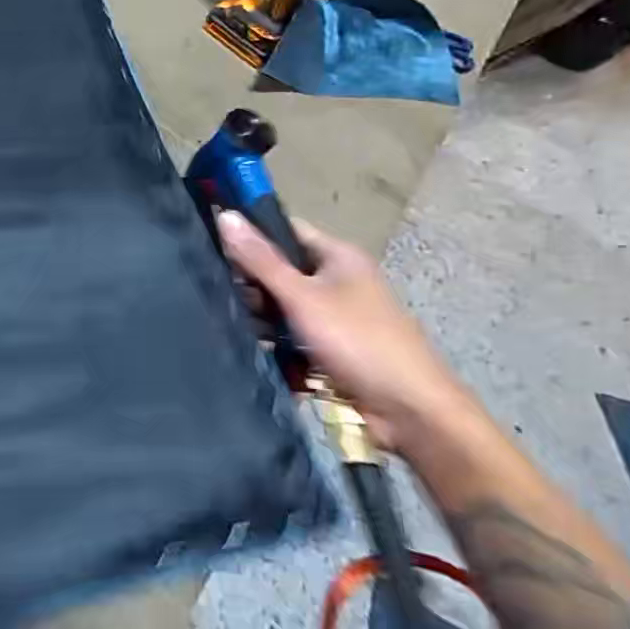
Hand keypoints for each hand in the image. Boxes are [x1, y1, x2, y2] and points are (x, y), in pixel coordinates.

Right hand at [215, 211, 472, 448]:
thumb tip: (225, 215)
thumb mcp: (302, 297)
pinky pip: (295, 337)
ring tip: (236, 328)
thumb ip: (261, 259)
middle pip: (281, 270)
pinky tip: (258, 353)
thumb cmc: (359, 342)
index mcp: (337, 256)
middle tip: (225, 297)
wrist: (413, 414)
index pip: (284, 230)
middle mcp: (338, 280)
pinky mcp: (334, 349)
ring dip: (263, 319)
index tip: (215, 248)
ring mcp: (338, 316)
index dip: (252, 234)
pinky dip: (278, 345)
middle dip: (253, 286)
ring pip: (285, 307)